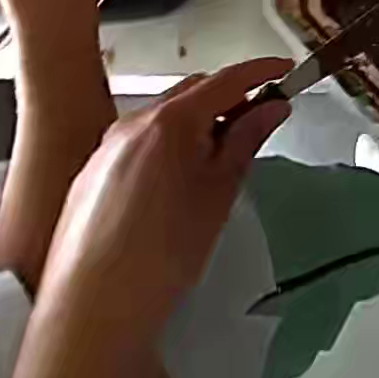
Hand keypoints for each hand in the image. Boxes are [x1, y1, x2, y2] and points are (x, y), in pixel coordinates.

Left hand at [35, 58, 291, 349]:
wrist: (93, 308)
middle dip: (227, 99)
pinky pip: (138, 138)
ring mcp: (108, 143)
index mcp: (171, 119)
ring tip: (214, 161)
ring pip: (163, 115)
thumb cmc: (168, 251)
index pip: (226, 79)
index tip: (286, 69)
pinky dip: (166, 142)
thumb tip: (273, 107)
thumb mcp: (218, 192)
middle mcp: (134, 119)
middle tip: (253, 125)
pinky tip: (172, 184)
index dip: (261, 71)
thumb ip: (246, 139)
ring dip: (195, 122)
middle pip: (192, 91)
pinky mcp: (91, 169)